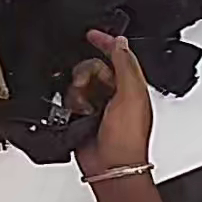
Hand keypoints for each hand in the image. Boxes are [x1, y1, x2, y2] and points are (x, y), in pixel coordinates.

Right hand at [77, 29, 152, 179]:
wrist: (110, 167)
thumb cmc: (127, 139)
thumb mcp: (131, 95)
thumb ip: (125, 66)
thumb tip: (120, 42)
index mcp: (131, 86)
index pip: (118, 55)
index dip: (105, 43)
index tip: (91, 35)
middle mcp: (114, 94)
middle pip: (93, 67)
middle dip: (88, 75)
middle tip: (92, 88)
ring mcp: (98, 105)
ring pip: (79, 83)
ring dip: (79, 92)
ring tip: (86, 107)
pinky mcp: (82, 116)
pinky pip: (70, 99)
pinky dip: (72, 104)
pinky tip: (79, 114)